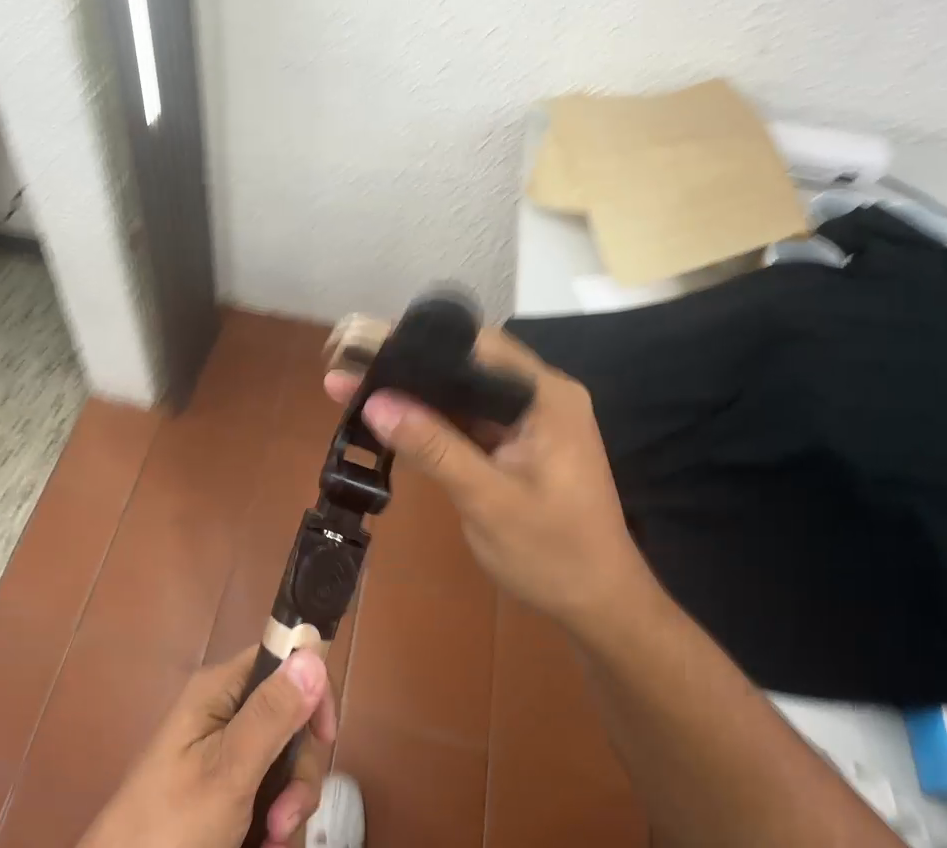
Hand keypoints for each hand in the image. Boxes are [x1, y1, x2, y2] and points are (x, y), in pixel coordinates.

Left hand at [79, 648, 338, 847]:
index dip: (312, 691)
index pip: (283, 660)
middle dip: (299, 770)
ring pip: (287, 761)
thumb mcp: (229, 769)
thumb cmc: (172, 821)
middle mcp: (224, 712)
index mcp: (219, 691)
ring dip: (290, 803)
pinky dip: (276, 818)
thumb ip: (271, 714)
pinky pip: (272, 790)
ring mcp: (226, 751)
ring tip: (270, 837)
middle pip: (292, 719)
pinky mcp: (228, 786)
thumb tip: (312, 651)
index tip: (325, 736)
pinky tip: (263, 842)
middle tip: (284, 813)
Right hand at [326, 327, 656, 625]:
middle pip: (466, 364)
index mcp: (547, 397)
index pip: (478, 346)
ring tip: (354, 389)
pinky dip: (429, 421)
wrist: (598, 605)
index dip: (421, 341)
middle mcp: (540, 396)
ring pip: (462, 392)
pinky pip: (467, 419)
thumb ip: (433, 447)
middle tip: (349, 368)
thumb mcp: (487, 500)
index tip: (367, 347)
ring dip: (414, 394)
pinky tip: (387, 422)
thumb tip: (375, 401)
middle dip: (408, 367)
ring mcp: (529, 421)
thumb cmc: (553, 553)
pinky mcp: (516, 444)